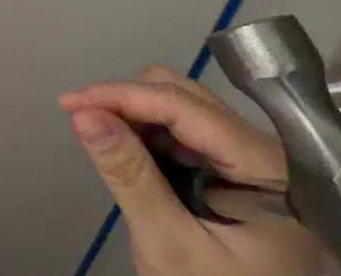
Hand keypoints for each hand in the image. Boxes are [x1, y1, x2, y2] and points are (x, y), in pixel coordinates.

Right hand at [60, 66, 324, 275]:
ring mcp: (254, 163)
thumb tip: (83, 114)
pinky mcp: (237, 173)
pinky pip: (186, 131)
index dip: (123, 96)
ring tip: (108, 146)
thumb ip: (130, 176)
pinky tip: (132, 158)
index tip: (71, 103)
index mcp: (269, 170)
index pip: (184, 106)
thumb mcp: (170, 243)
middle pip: (185, 95)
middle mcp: (269, 155)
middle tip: (86, 124)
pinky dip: (151, 135)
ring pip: (182, 106)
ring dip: (137, 117)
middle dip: (129, 103)